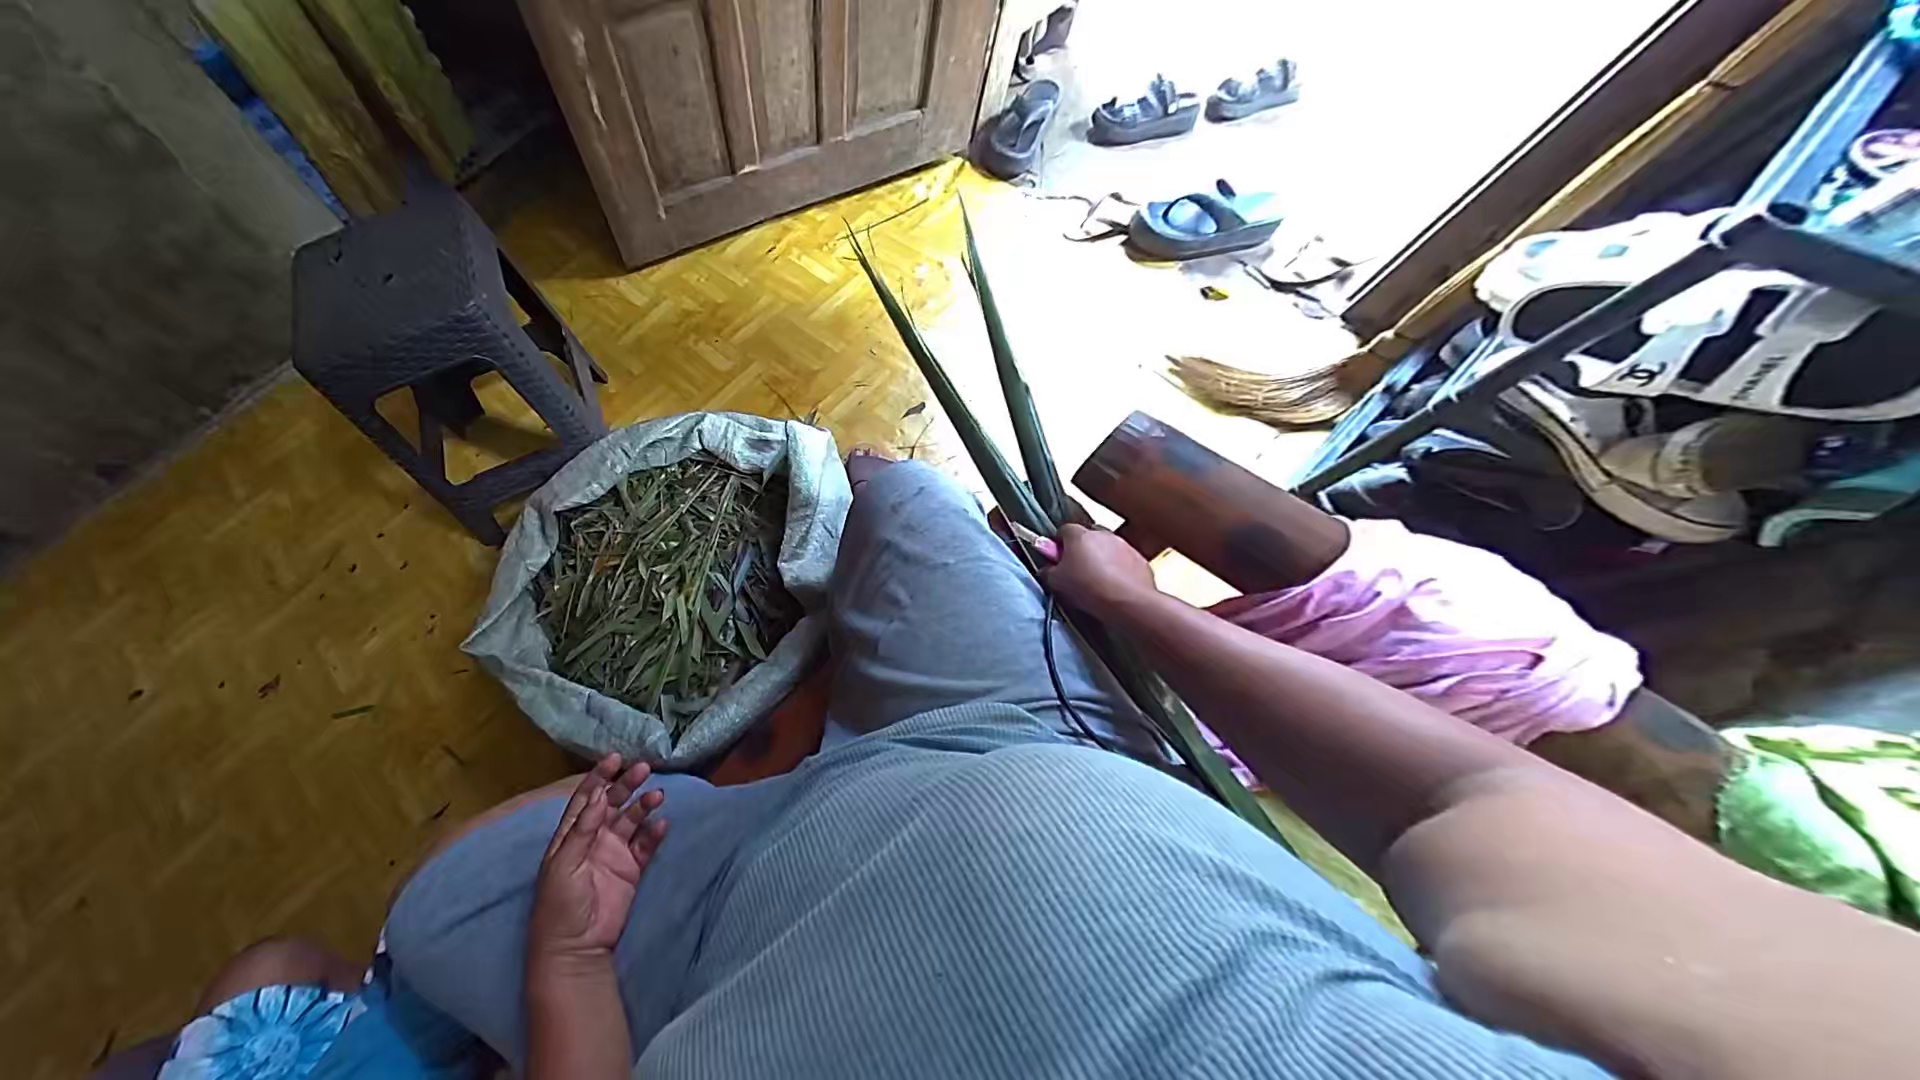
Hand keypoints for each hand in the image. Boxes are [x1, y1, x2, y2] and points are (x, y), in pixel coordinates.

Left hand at [528, 755, 667, 969]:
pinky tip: (662, 825)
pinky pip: (646, 845)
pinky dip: (655, 833)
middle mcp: (593, 840)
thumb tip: (600, 797)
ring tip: (658, 796)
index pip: (586, 800)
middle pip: (612, 804)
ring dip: (644, 806)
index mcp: (570, 837)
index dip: (598, 777)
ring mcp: (614, 854)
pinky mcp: (631, 869)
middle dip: (627, 784)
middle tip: (644, 768)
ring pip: (632, 820)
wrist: (575, 949)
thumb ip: (582, 831)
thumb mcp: (563, 867)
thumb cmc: (559, 907)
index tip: (615, 758)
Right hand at [1044, 524, 1159, 617]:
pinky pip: (1125, 561)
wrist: (1127, 602)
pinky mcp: (1140, 559)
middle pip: (1087, 537)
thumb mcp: (1057, 582)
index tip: (1058, 561)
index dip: (1059, 546)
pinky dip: (1119, 570)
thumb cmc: (1088, 588)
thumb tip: (1047, 569)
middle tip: (1077, 572)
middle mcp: (1103, 534)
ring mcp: (1124, 545)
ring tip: (1097, 583)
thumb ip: (1048, 571)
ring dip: (1102, 560)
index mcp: (1079, 535)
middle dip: (1082, 550)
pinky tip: (1115, 587)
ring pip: (1107, 548)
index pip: (1063, 530)